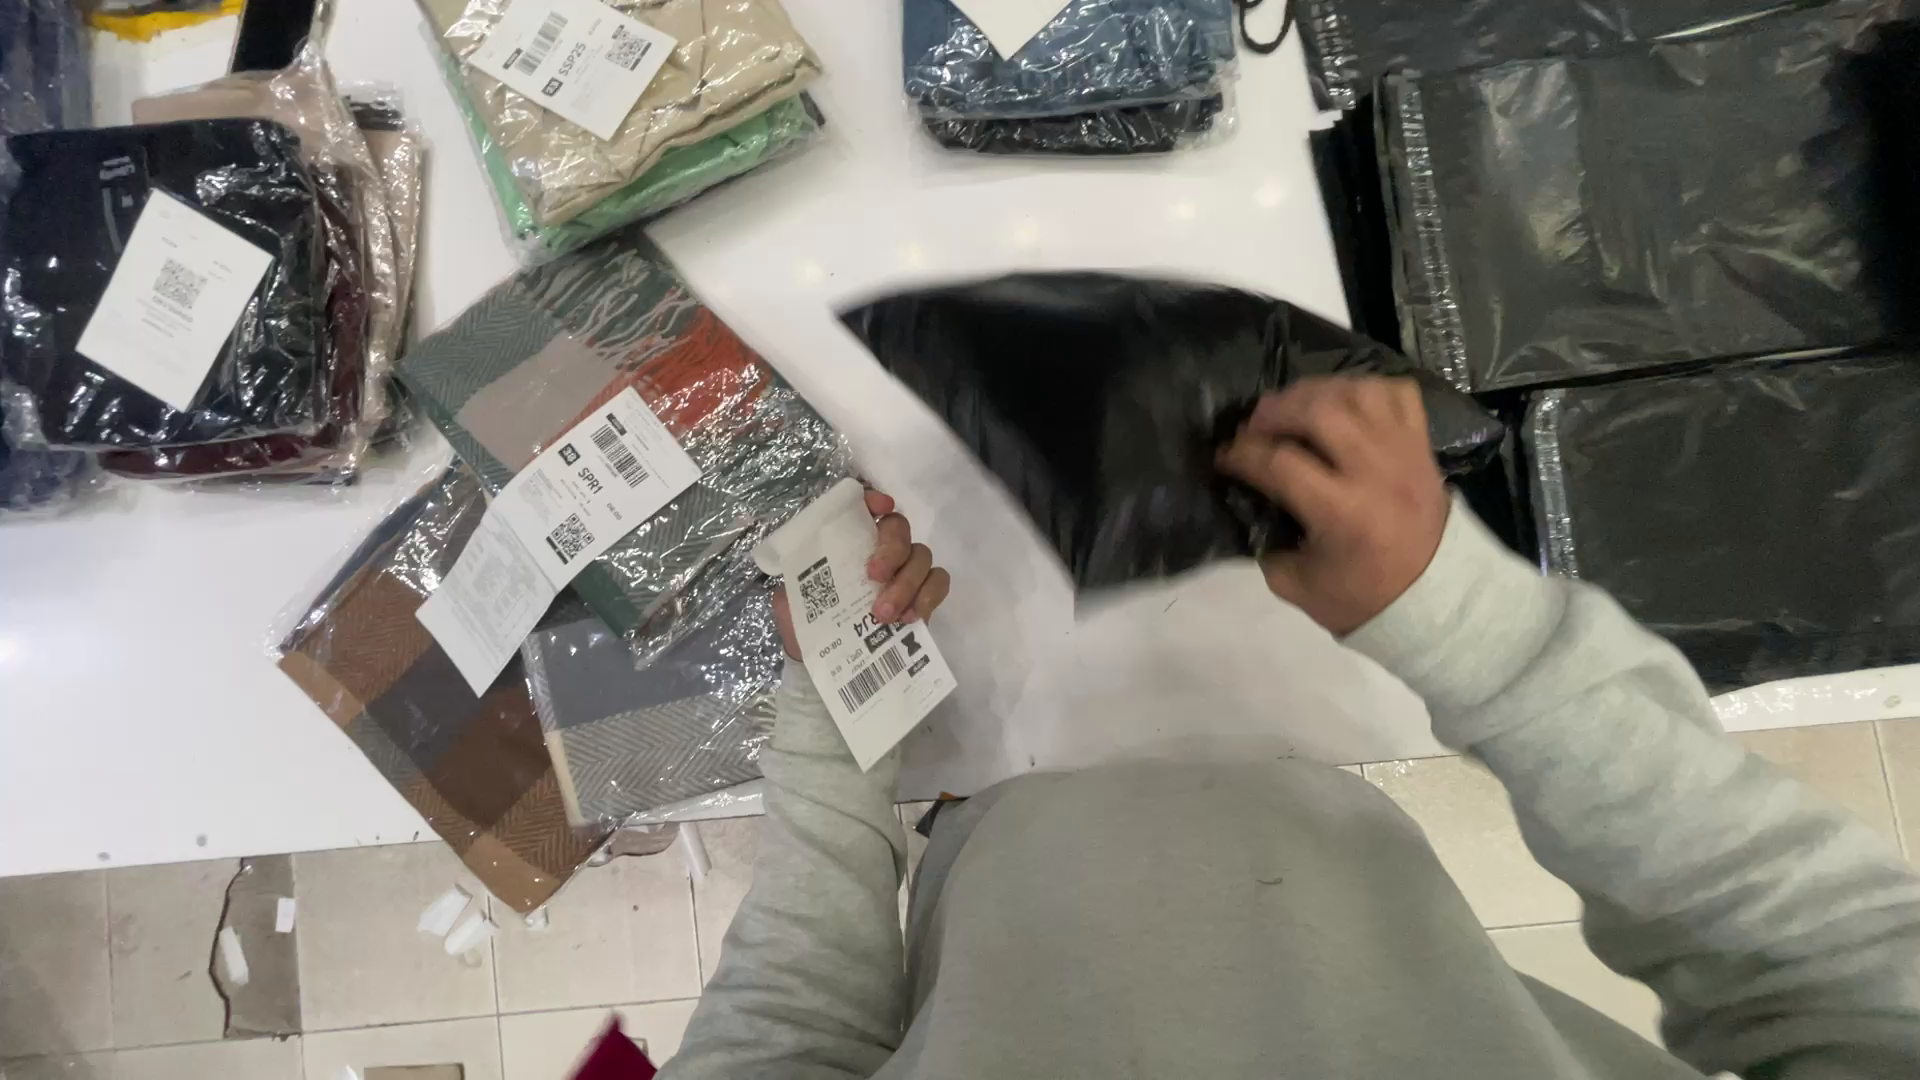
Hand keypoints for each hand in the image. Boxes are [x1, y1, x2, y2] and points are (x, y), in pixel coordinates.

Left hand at [772, 490, 952, 659]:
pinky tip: (910, 617)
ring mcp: (905, 570)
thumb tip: (797, 565)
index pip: (864, 506)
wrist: (822, 664)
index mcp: (848, 542)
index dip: (874, 500)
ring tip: (885, 615)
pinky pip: (939, 582)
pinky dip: (928, 596)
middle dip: (890, 551)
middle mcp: (880, 548)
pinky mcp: (923, 596)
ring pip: (921, 556)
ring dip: (906, 583)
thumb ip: (795, 577)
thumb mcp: (790, 596)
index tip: (880, 507)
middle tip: (874, 577)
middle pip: (899, 528)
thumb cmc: (806, 624)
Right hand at [1216, 376, 1448, 635]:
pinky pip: (1395, 393)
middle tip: (1253, 426)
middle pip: (1319, 411)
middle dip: (1274, 411)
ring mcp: (1404, 453)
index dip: (1241, 454)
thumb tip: (1249, 501)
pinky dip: (1361, 390)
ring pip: (1357, 393)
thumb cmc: (1360, 598)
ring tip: (1292, 409)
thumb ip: (1265, 539)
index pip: (1279, 462)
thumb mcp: (1294, 583)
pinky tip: (1339, 405)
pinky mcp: (1422, 446)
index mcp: (1342, 512)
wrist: (1436, 600)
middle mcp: (1376, 472)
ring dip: (1314, 393)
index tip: (1222, 458)